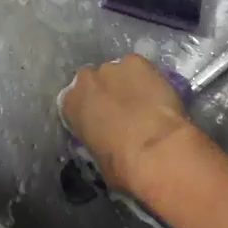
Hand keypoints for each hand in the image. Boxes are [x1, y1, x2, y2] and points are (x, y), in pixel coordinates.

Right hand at [61, 55, 198, 194]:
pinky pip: (139, 68)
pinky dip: (146, 79)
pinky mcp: (137, 61)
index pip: (74, 103)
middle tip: (124, 114)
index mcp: (71, 104)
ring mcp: (112, 66)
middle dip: (106, 94)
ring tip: (144, 105)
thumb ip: (95, 140)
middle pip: (95, 82)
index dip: (89, 113)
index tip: (101, 125)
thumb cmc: (122, 166)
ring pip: (118, 73)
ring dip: (127, 86)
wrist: (157, 152)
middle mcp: (86, 79)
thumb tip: (105, 141)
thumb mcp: (98, 160)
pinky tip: (157, 96)